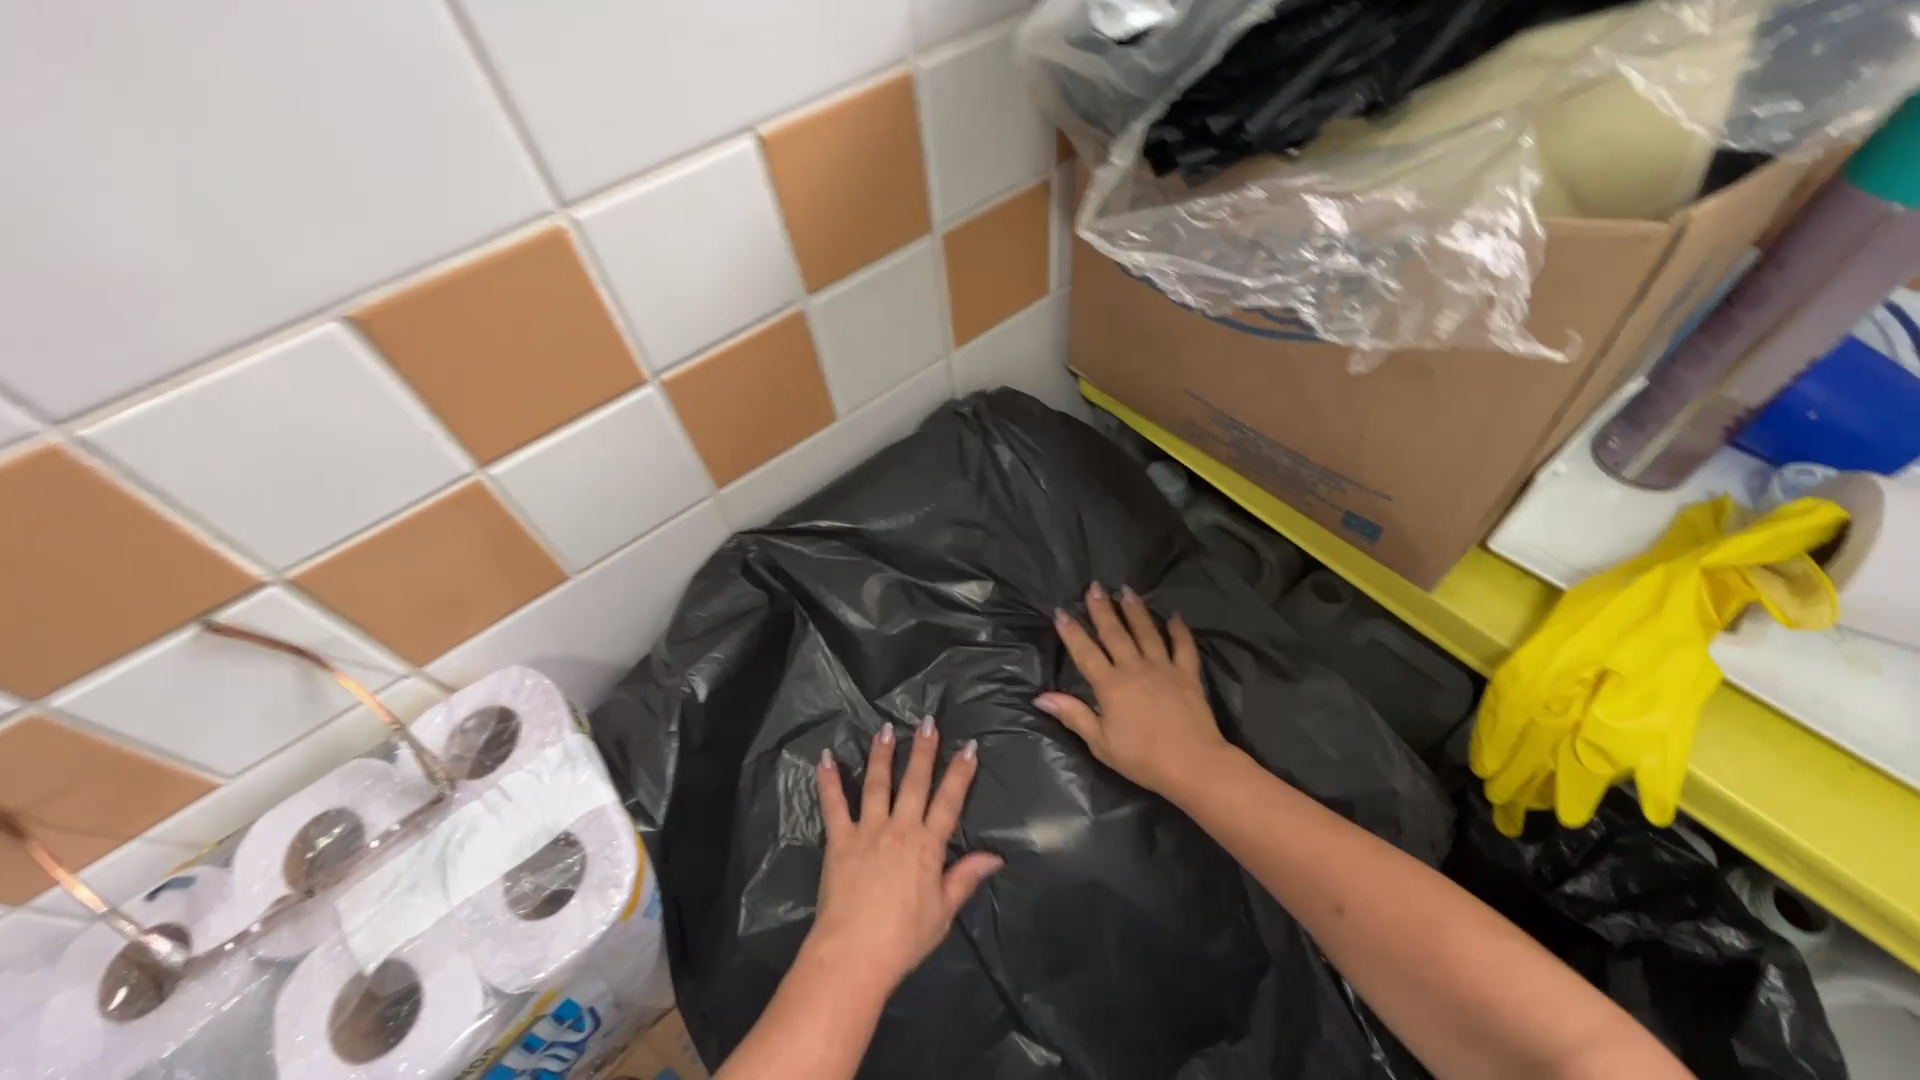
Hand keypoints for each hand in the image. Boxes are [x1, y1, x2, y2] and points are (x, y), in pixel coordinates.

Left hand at [806, 718, 1002, 993]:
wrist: (855, 952)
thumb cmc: (904, 937)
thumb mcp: (944, 911)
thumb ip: (966, 877)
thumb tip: (996, 856)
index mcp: (928, 845)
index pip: (949, 801)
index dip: (961, 773)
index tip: (969, 746)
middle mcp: (900, 829)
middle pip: (915, 783)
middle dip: (923, 751)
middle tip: (928, 722)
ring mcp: (867, 831)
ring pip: (877, 784)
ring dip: (882, 755)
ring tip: (885, 729)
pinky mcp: (839, 840)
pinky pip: (833, 805)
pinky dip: (829, 781)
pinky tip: (825, 758)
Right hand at [1036, 582, 1231, 796]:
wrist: (1192, 763)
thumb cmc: (1142, 758)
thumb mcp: (1100, 743)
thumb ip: (1073, 715)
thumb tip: (1041, 697)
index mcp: (1110, 685)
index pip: (1085, 652)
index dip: (1072, 631)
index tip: (1062, 611)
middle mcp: (1134, 668)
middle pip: (1115, 633)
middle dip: (1102, 608)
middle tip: (1095, 586)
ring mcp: (1163, 668)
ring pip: (1146, 632)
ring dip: (1135, 610)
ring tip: (1127, 590)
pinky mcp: (1188, 674)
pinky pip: (1183, 646)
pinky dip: (1179, 630)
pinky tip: (1174, 616)